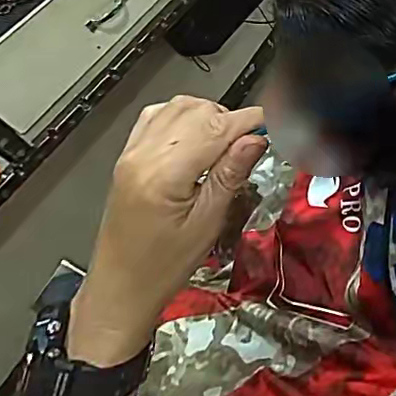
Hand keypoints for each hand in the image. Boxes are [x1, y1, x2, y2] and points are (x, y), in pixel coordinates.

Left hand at [68, 98, 265, 363]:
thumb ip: (231, 174)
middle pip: (200, 111)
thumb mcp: (207, 224)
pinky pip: (159, 114)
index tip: (277, 124)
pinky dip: (185, 116)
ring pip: (181, 105)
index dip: (252, 121)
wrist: (119, 289)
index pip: (217, 127)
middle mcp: (144, 155)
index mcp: (164, 174)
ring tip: (226, 142)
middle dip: (232, 119)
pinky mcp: (129, 154)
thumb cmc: (163, 266)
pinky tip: (197, 136)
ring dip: (210, 115)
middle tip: (252, 143)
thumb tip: (257, 138)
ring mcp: (133, 152)